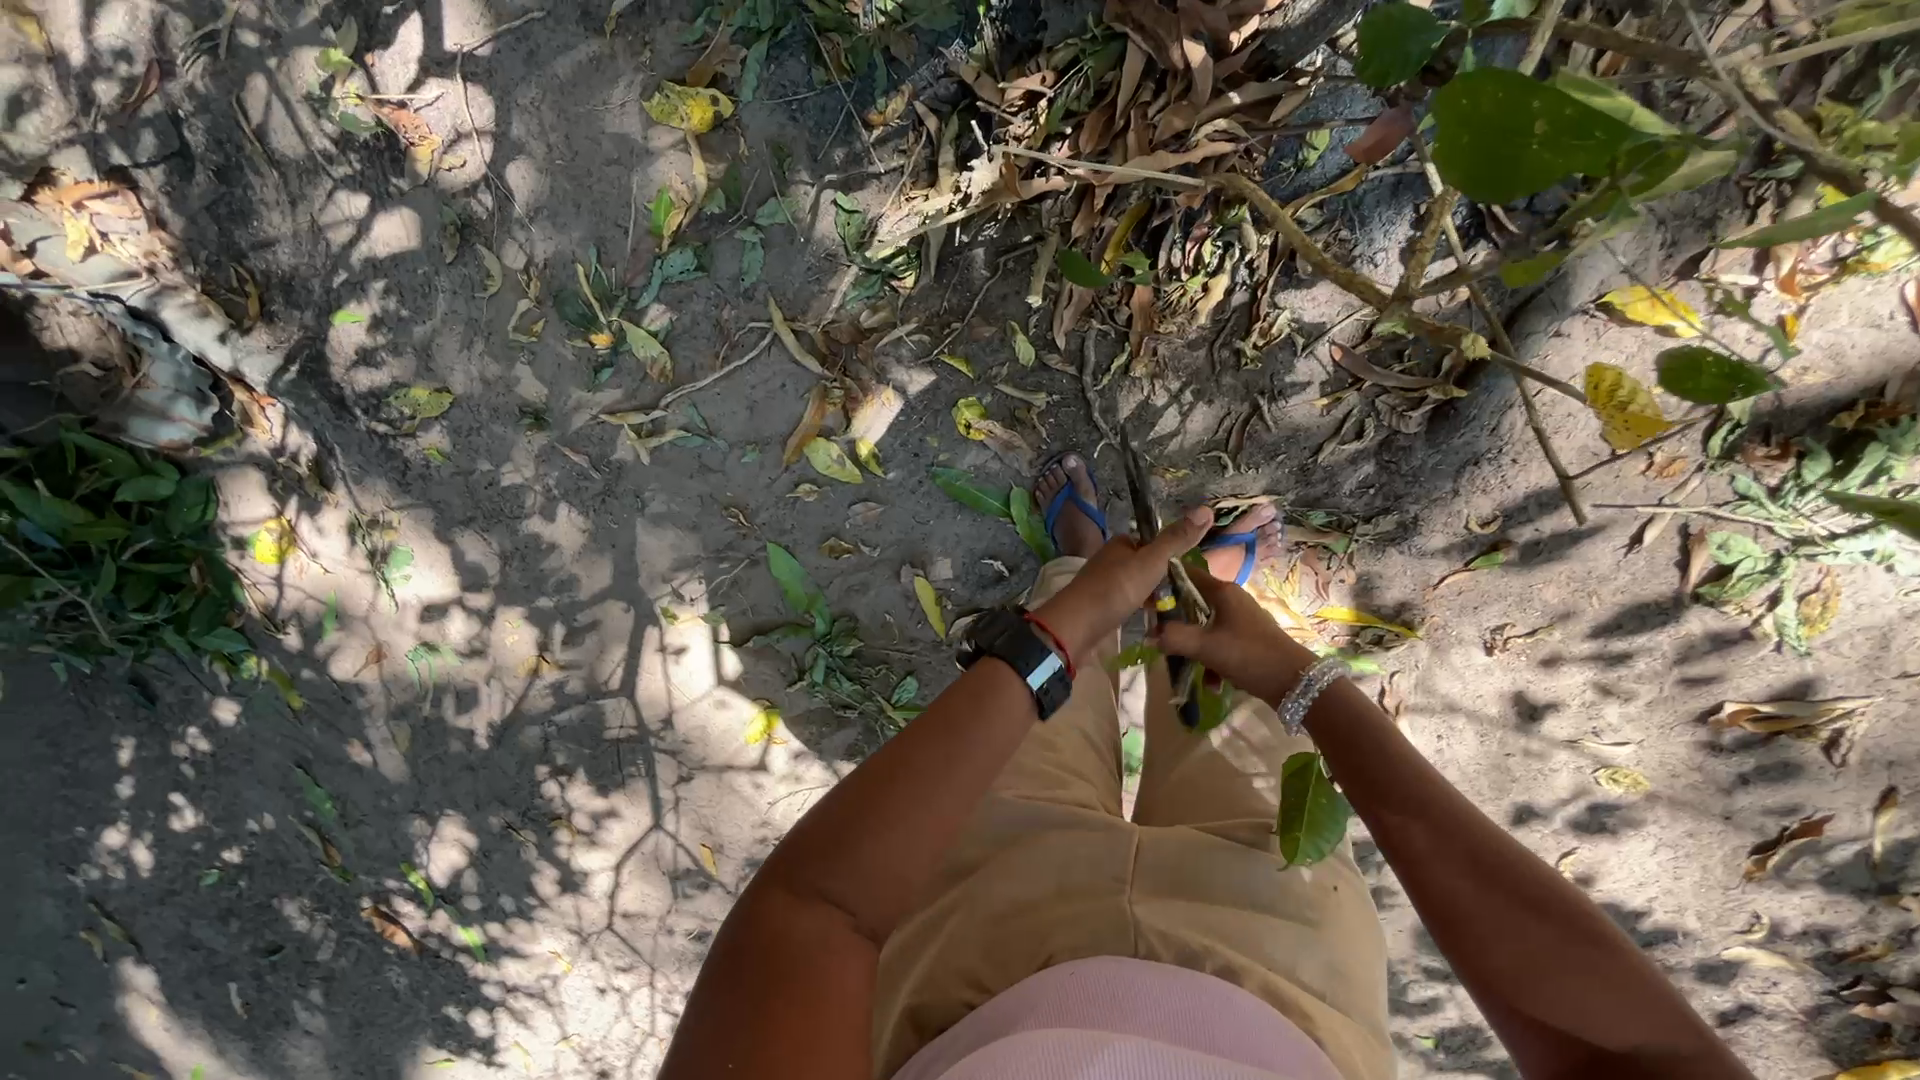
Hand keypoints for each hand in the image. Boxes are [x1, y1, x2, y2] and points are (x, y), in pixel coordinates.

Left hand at [1030, 505, 1213, 660]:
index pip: (1152, 541)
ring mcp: (1104, 584)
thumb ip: (1176, 539)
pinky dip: (1141, 608)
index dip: (1171, 553)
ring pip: (1137, 585)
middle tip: (1187, 592)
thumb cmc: (1116, 588)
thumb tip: (1206, 509)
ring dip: (1154, 595)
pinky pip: (1128, 603)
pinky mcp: (1102, 607)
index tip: (1191, 569)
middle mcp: (1111, 560)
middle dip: (1164, 576)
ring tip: (1176, 607)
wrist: (1078, 625)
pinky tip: (1155, 620)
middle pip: (1145, 564)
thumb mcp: (1152, 561)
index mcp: (1120, 543)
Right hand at [1152, 565, 1312, 704]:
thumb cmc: (1248, 654)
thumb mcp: (1205, 646)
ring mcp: (1241, 620)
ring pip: (1205, 627)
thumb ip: (1173, 638)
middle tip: (1158, 637)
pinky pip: (1220, 644)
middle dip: (1175, 622)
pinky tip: (1213, 683)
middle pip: (1192, 603)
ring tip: (1185, 667)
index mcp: (1222, 591)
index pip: (1186, 573)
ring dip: (1194, 648)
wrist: (1295, 681)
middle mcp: (1232, 600)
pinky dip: (1213, 661)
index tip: (1145, 597)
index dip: (1163, 581)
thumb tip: (1148, 635)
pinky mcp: (1248, 639)